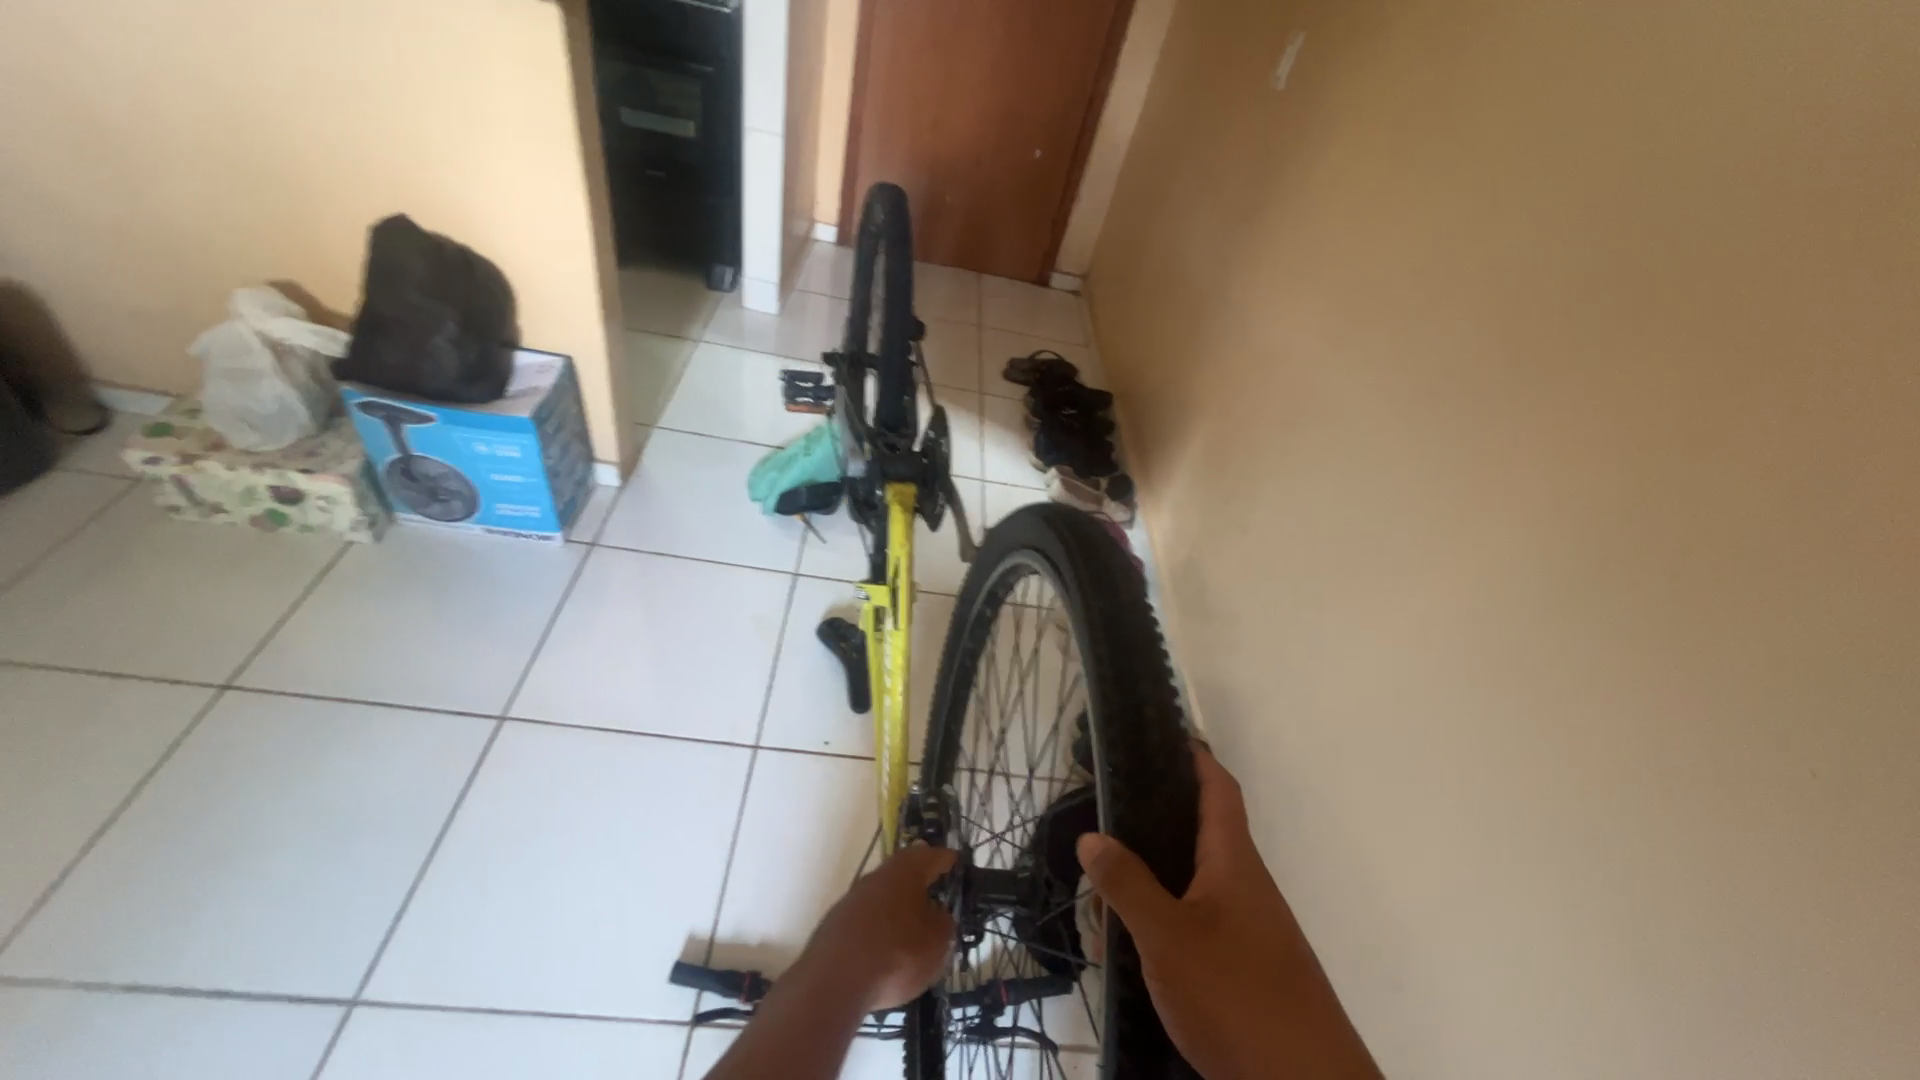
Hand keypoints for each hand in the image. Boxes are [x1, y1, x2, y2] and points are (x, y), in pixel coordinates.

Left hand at [800, 843, 957, 1011]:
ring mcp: (852, 899)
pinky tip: (886, 951)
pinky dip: (879, 929)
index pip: (933, 856)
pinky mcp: (835, 924)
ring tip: (914, 931)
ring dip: (898, 908)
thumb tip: (936, 914)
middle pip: (904, 873)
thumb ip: (943, 923)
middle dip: (920, 884)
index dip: (948, 860)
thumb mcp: (938, 942)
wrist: (835, 981)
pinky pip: (866, 920)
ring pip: (883, 896)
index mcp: (907, 870)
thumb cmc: (897, 954)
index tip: (957, 864)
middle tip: (937, 897)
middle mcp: (877, 876)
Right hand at [1076, 745, 1381, 1079]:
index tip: (1159, 734)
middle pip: (1193, 836)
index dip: (1193, 756)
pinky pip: (1191, 926)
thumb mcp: (1167, 937)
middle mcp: (1243, 886)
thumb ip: (1127, 884)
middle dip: (1144, 832)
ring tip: (1099, 912)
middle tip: (1097, 834)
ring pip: (1185, 887)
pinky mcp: (1241, 967)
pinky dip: (1155, 928)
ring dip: (1142, 891)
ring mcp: (1245, 929)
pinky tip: (1126, 955)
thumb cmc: (1237, 996)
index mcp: (1233, 862)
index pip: (1218, 789)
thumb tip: (1091, 835)